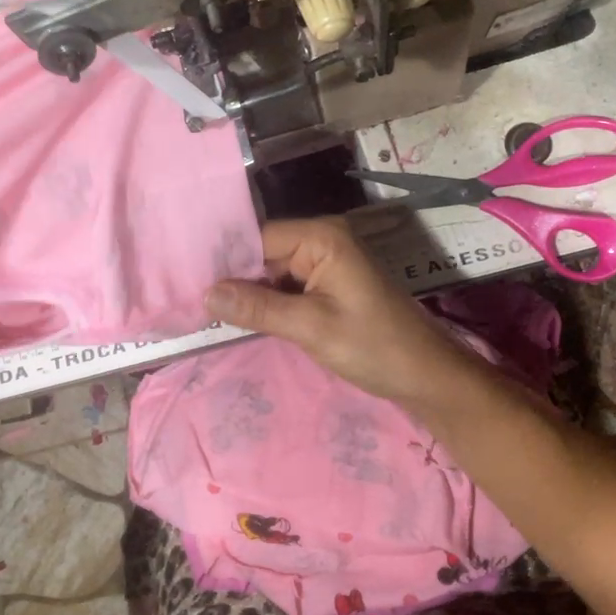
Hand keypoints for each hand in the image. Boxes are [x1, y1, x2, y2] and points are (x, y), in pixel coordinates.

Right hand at [204, 218, 485, 406]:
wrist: (426, 377)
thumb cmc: (374, 346)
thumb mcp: (310, 328)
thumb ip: (258, 308)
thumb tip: (206, 294)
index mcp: (322, 237)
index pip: (259, 238)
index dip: (226, 260)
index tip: (188, 282)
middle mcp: (322, 241)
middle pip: (263, 253)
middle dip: (234, 279)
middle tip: (191, 303)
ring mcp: (326, 264)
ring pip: (272, 273)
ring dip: (248, 294)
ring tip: (205, 313)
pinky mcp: (328, 286)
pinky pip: (287, 288)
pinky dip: (267, 304)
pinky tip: (239, 319)